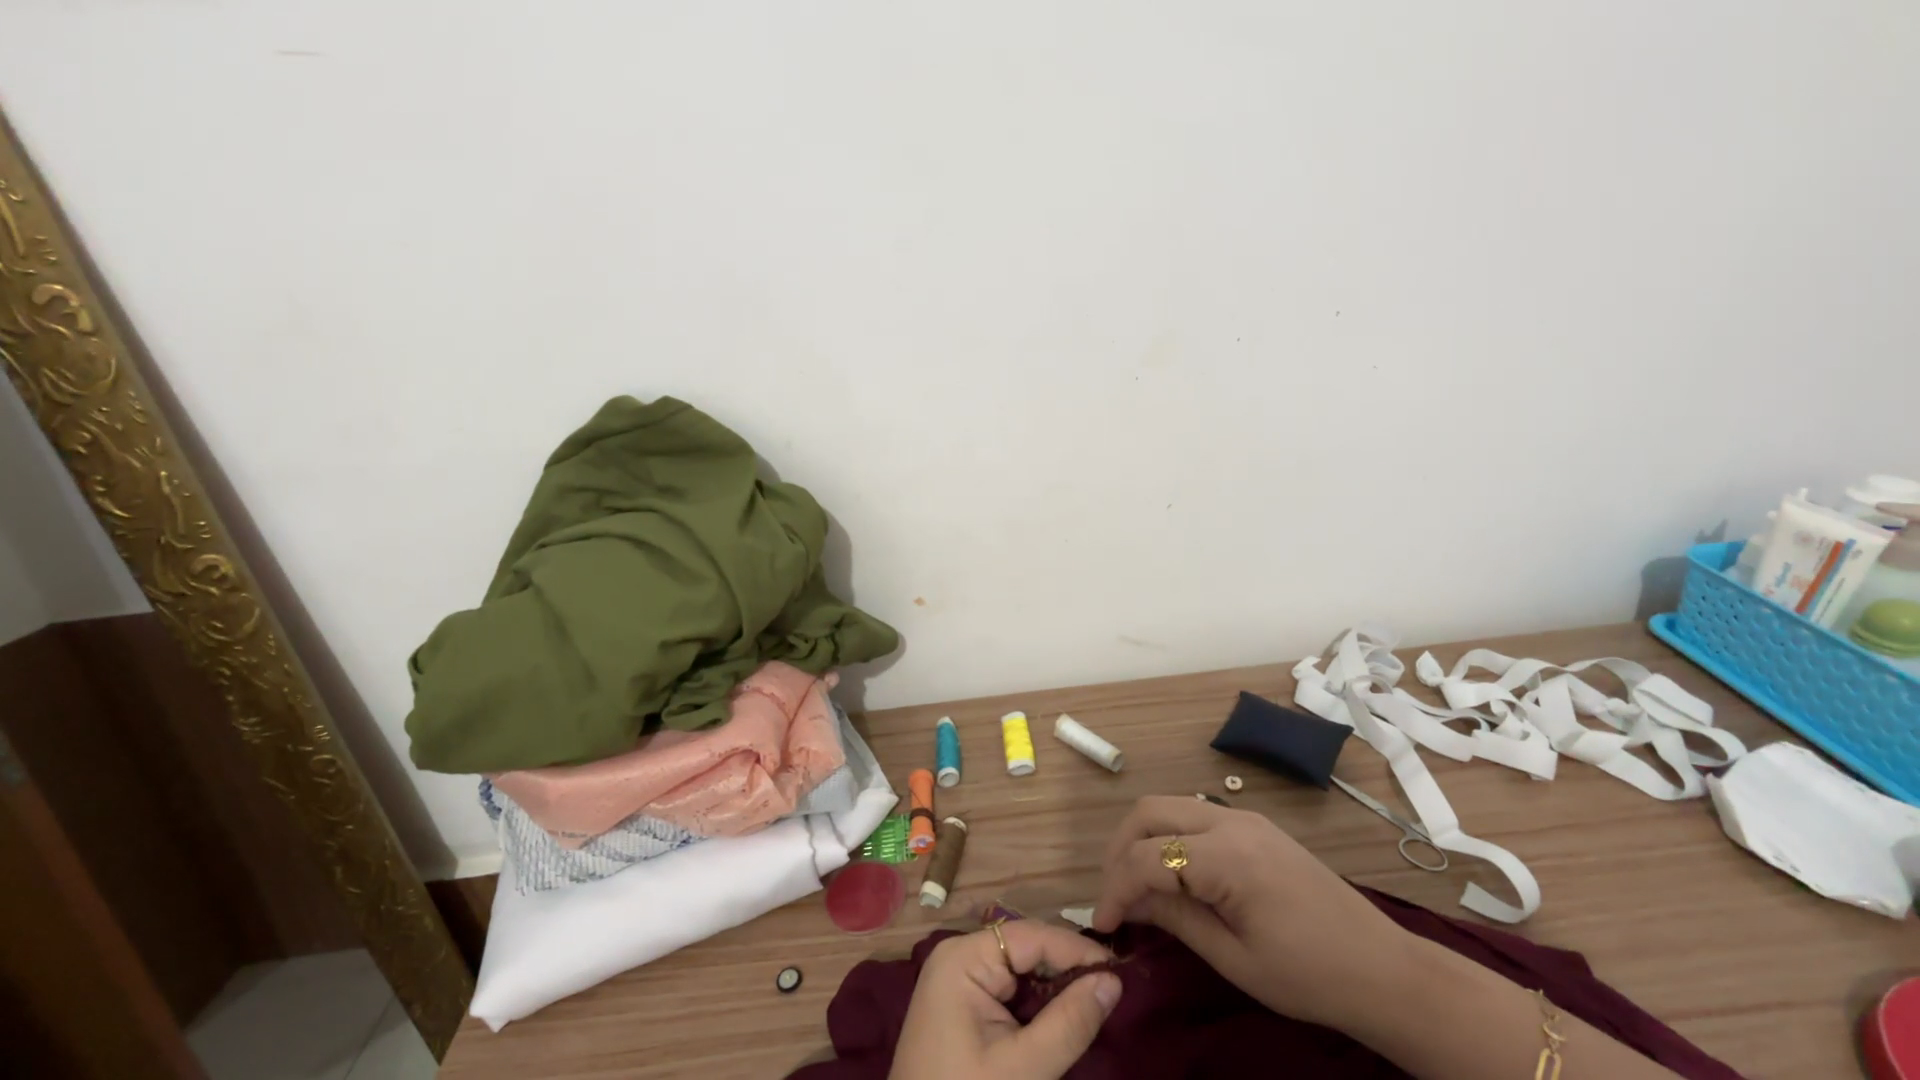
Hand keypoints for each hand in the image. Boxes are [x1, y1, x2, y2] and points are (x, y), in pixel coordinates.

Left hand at [888, 919, 1122, 1079]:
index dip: (1079, 951)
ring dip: (1057, 989)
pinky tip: (1065, 1020)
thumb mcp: (1023, 1066)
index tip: (1122, 973)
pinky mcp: (965, 1003)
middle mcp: (960, 956)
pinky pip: (1011, 990)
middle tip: (1114, 993)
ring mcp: (960, 978)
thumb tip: (1114, 980)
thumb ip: (1069, 1022)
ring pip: (1024, 970)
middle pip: (1029, 948)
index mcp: (964, 957)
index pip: (1034, 936)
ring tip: (1097, 1006)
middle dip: (1069, 970)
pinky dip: (1039, 1005)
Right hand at [1090, 795, 1412, 1029]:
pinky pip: (1195, 816)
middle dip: (1119, 850)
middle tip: (1115, 897)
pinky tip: (1171, 876)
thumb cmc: (1309, 975)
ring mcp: (1246, 819)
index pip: (1145, 856)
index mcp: (1227, 856)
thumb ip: (1175, 919)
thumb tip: (1128, 903)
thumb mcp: (1233, 957)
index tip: (1103, 925)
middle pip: (1149, 811)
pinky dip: (1169, 837)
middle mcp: (1232, 821)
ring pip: (1170, 806)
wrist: (1383, 969)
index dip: (1115, 888)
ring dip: (1142, 839)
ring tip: (1136, 889)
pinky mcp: (1256, 827)